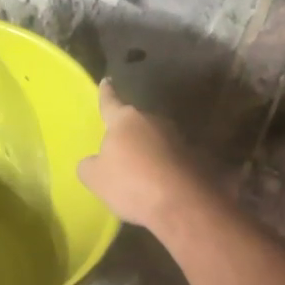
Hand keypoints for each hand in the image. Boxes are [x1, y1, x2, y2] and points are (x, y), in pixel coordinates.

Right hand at [77, 79, 210, 228]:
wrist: (183, 204)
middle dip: (129, 133)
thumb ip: (89, 165)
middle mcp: (152, 121)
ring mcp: (177, 137)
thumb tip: (92, 161)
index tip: (107, 80)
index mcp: (125, 120)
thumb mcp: (95, 178)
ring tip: (142, 174)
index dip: (106, 93)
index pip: (110, 101)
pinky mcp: (195, 157)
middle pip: (135, 123)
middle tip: (120, 150)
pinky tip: (159, 185)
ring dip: (148, 152)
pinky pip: (171, 159)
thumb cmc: (132, 183)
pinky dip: (164, 168)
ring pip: (156, 140)